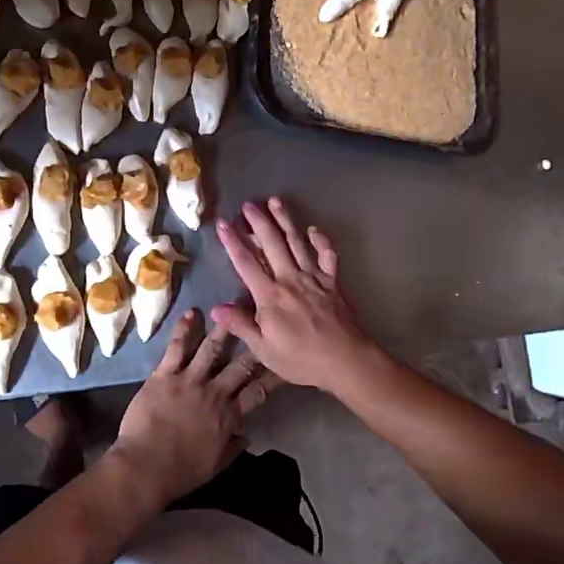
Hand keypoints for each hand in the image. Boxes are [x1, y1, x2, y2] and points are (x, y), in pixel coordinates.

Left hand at [107, 310, 280, 506]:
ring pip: (212, 349)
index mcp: (229, 416)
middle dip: (256, 344)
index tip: (286, 362)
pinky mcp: (164, 375)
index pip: (259, 391)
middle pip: (241, 364)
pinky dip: (184, 329)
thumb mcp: (215, 464)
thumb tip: (246, 433)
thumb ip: (233, 446)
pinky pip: (177, 348)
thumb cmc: (181, 472)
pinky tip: (192, 313)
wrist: (145, 467)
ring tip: (234, 308)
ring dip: (225, 329)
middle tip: (266, 324)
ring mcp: (189, 380)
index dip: (274, 376)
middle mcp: (215, 393)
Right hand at [213, 198, 389, 396]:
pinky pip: (327, 256)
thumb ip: (242, 325)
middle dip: (258, 222)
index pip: (246, 263)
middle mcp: (290, 280)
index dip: (232, 242)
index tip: (222, 223)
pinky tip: (314, 230)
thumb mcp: (264, 350)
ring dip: (285, 221)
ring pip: (297, 243)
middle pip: (272, 244)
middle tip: (248, 204)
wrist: (346, 361)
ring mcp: (314, 278)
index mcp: (270, 296)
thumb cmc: (302, 360)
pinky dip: (320, 241)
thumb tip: (217, 308)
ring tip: (275, 202)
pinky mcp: (333, 283)